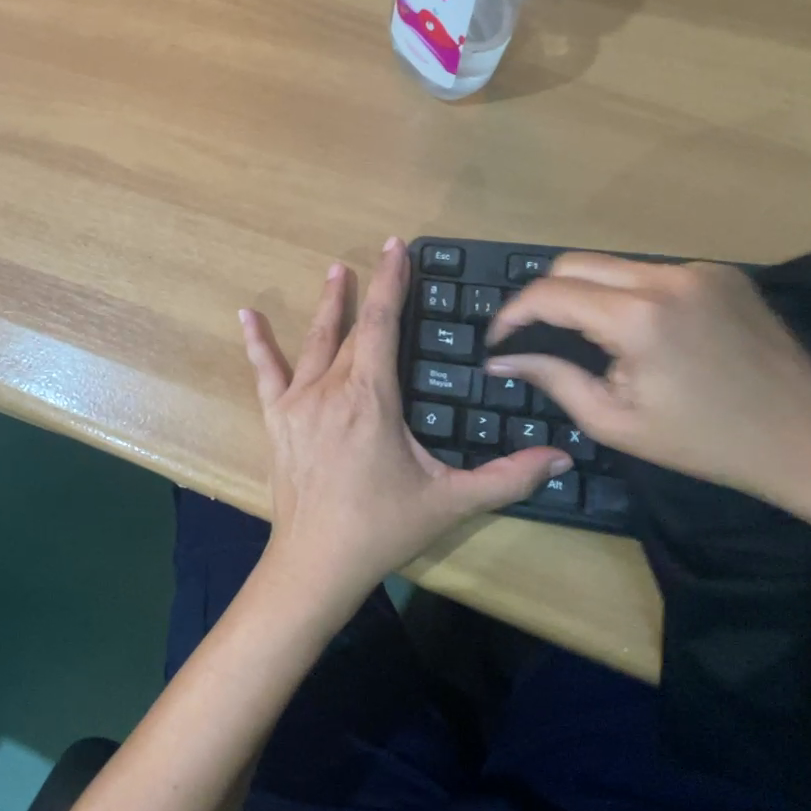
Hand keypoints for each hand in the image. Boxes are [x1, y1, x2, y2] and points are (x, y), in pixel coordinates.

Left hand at [240, 237, 571, 600]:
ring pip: (313, 342)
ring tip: (335, 270)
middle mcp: (329, 389)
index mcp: (370, 398)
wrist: (316, 561)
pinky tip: (246, 313)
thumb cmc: (382, 527)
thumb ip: (508, 478)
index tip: (398, 248)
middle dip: (369, 292)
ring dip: (327, 305)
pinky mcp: (275, 419)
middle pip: (352, 330)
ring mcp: (296, 402)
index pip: (382, 325)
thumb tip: (563, 458)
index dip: (392, 283)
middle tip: (382, 256)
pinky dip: (257, 342)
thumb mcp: (450, 502)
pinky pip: (264, 371)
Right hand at [484, 253, 810, 497]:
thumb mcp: (613, 421)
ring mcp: (699, 271)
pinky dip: (624, 295)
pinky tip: (634, 334)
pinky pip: (649, 273)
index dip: (511, 315)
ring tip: (584, 340)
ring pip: (610, 266)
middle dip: (542, 298)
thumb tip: (501, 358)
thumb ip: (551, 378)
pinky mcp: (723, 274)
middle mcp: (666, 278)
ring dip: (584, 295)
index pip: (548, 293)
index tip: (497, 342)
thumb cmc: (704, 443)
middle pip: (573, 264)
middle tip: (533, 338)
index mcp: (638, 317)